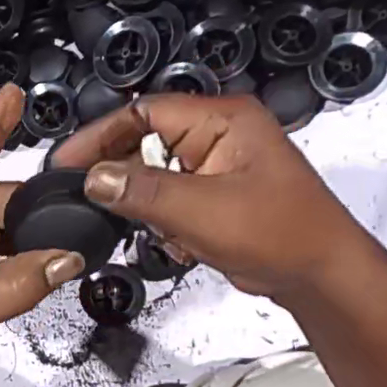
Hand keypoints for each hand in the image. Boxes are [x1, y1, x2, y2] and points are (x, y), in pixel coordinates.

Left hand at [0, 85, 86, 373]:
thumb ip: (29, 279)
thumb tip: (68, 258)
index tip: (13, 95)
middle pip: (3, 189)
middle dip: (32, 203)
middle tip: (63, 209)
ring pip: (14, 215)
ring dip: (33, 231)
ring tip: (45, 251)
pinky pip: (15, 235)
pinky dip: (32, 244)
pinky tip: (43, 255)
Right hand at [49, 94, 368, 297]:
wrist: (318, 274)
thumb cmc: (285, 233)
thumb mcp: (201, 211)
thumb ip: (143, 191)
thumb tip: (96, 178)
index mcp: (222, 120)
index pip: (143, 111)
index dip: (99, 136)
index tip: (69, 162)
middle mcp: (218, 136)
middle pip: (146, 142)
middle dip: (121, 176)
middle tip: (90, 196)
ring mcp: (216, 166)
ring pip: (155, 174)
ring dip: (146, 205)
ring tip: (158, 228)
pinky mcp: (214, 194)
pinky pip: (170, 198)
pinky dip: (164, 221)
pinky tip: (179, 242)